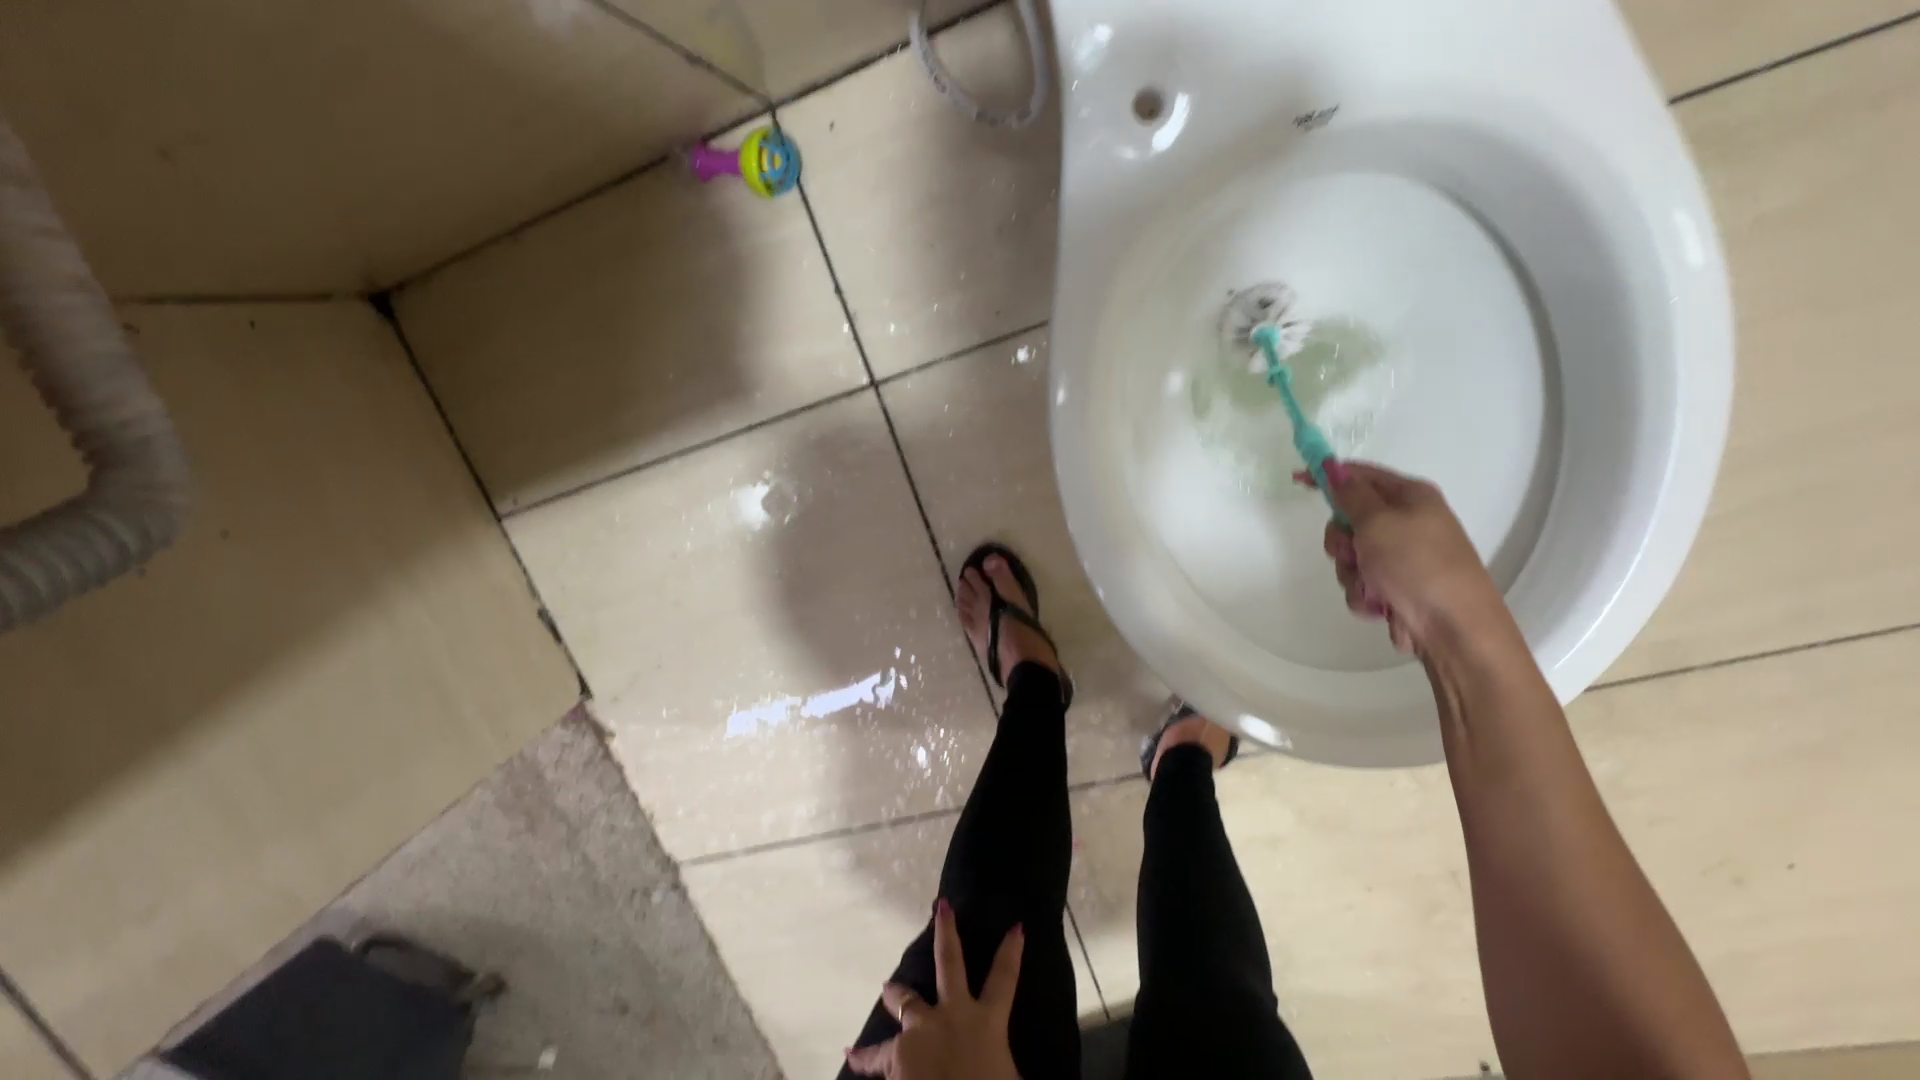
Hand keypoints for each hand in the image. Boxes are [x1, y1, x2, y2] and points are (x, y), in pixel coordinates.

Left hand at [845, 899, 1023, 1079]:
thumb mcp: (1009, 1074)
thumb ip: (1004, 1059)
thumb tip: (1002, 1062)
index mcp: (987, 1022)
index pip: (1004, 979)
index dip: (1011, 951)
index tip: (1016, 926)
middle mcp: (952, 1014)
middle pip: (950, 963)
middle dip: (946, 932)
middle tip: (941, 907)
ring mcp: (921, 1030)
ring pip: (906, 1001)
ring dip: (895, 993)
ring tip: (885, 986)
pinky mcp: (897, 1054)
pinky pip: (876, 1056)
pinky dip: (863, 1057)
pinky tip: (850, 1054)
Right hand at [1298, 461, 1507, 654]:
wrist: (1452, 625)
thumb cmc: (1416, 564)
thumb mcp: (1378, 521)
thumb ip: (1351, 495)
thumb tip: (1335, 472)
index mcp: (1410, 497)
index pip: (1361, 475)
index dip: (1329, 476)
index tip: (1298, 480)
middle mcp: (1407, 522)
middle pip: (1350, 519)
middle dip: (1341, 539)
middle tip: (1348, 552)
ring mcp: (1401, 556)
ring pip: (1350, 555)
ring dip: (1350, 572)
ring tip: (1370, 585)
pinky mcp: (1395, 585)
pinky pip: (1360, 582)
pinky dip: (1363, 593)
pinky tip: (1378, 604)